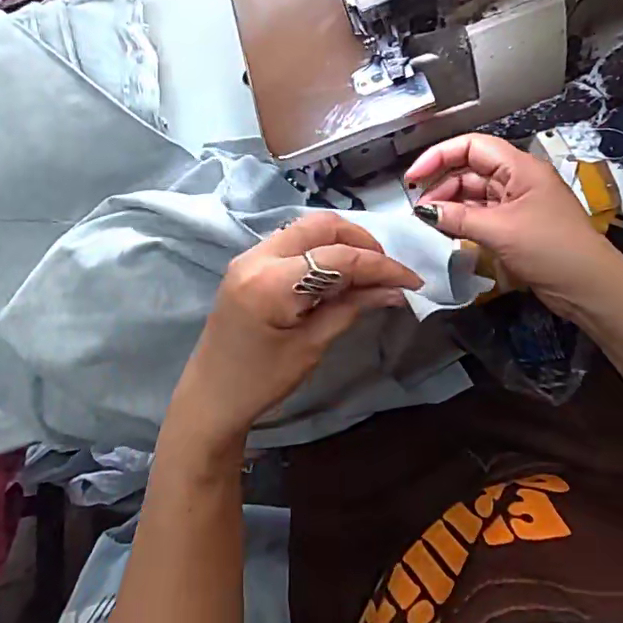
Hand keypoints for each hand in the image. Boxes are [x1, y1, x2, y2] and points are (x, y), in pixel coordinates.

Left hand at [166, 212, 421, 451]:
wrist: (210, 396)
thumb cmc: (260, 381)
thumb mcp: (310, 347)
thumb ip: (351, 308)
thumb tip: (394, 289)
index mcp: (271, 282)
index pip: (338, 257)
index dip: (380, 265)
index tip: (412, 280)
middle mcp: (257, 257)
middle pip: (320, 225)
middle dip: (361, 242)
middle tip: (386, 272)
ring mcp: (248, 257)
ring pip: (305, 229)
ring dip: (341, 243)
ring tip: (367, 273)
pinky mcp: (247, 265)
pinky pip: (292, 243)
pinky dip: (320, 250)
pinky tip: (338, 275)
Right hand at [403, 133, 615, 304]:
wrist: (591, 288)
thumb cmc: (551, 250)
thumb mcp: (500, 231)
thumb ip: (457, 218)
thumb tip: (423, 212)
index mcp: (520, 167)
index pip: (471, 146)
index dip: (438, 156)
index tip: (414, 178)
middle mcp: (517, 179)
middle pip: (469, 169)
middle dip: (441, 184)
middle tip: (419, 208)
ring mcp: (516, 203)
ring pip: (472, 194)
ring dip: (449, 204)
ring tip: (428, 222)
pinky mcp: (515, 226)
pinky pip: (480, 214)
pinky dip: (461, 220)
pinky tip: (445, 230)